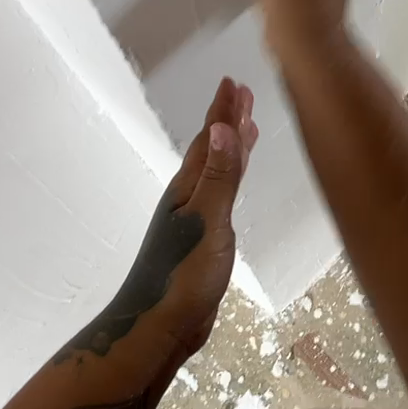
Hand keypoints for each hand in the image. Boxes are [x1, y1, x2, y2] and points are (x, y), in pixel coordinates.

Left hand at [59, 78, 258, 363]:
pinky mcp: (202, 240)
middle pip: (212, 150)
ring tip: (247, 130)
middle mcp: (189, 196)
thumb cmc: (183, 274)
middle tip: (244, 95)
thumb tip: (225, 127)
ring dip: (231, 149)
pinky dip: (231, 180)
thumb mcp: (209, 221)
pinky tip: (232, 187)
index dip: (224, 110)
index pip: (211, 139)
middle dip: (228, 122)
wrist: (160, 326)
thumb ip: (220, 176)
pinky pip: (220, 195)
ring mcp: (193, 218)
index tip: (235, 82)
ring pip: (216, 172)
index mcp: (188, 187)